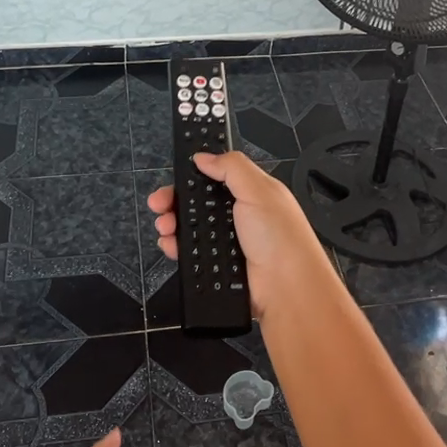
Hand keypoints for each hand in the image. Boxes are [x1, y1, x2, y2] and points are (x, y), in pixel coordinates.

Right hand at [148, 150, 329, 319]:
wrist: (287, 290)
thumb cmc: (281, 237)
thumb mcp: (259, 190)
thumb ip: (231, 167)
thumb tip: (203, 156)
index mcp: (251, 192)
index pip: (216, 177)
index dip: (194, 174)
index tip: (175, 174)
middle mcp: (239, 216)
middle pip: (198, 202)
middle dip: (175, 200)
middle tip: (159, 204)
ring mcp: (228, 242)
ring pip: (191, 228)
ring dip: (172, 224)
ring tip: (164, 226)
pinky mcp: (219, 266)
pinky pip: (191, 253)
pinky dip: (177, 248)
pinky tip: (170, 245)